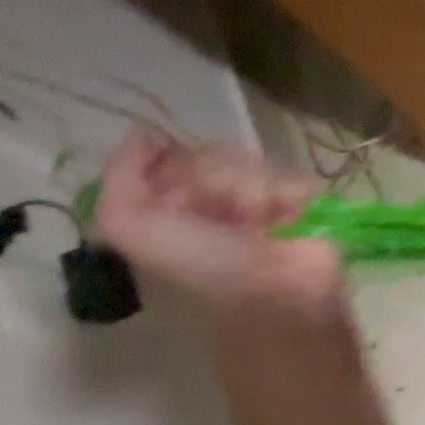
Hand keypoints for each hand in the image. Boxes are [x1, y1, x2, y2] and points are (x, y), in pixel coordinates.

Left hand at [95, 131, 340, 316]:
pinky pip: (292, 176)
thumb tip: (149, 134)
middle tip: (225, 213)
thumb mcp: (129, 225)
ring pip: (252, 162)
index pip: (172, 151)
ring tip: (260, 221)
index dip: (173, 163)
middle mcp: (217, 196)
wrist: (273, 290)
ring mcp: (263, 198)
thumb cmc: (202, 264)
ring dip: (252, 191)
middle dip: (214, 179)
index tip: (178, 190)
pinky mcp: (304, 202)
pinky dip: (288, 195)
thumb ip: (120, 175)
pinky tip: (286, 218)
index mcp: (176, 199)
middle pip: (212, 152)